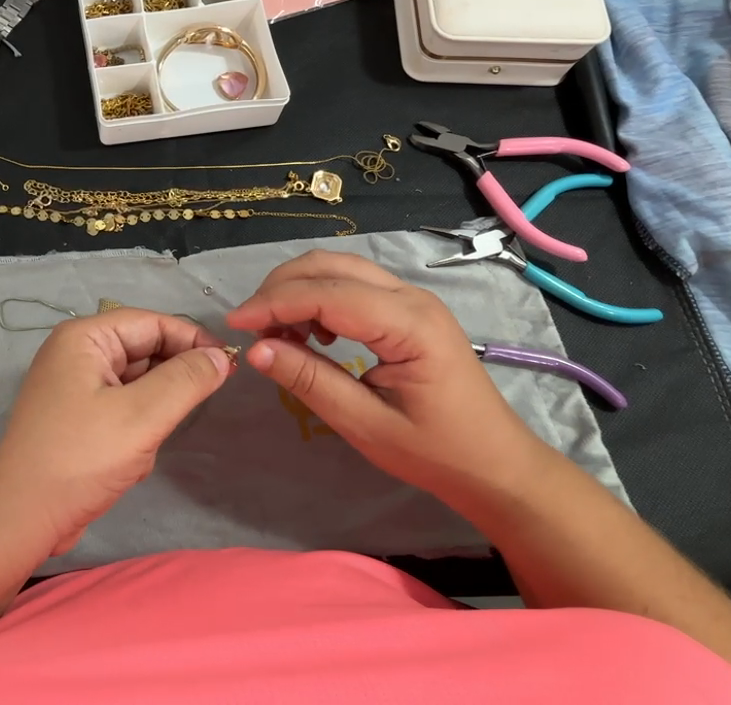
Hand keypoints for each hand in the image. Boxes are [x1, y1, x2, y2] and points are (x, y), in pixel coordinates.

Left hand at [0, 309, 231, 556]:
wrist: (23, 516)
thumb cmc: (81, 458)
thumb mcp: (142, 416)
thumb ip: (186, 380)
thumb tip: (221, 357)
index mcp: (84, 338)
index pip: (151, 322)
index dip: (192, 339)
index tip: (230, 366)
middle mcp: (76, 353)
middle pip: (143, 348)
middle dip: (172, 378)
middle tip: (200, 405)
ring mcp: (74, 385)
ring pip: (136, 381)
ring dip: (154, 408)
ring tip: (152, 438)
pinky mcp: (77, 416)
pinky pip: (122, 406)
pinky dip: (138, 426)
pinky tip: (134, 455)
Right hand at [226, 251, 553, 507]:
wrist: (497, 466)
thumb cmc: (436, 452)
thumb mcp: (366, 424)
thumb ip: (310, 381)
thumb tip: (255, 350)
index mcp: (409, 324)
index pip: (327, 294)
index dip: (274, 303)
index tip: (233, 325)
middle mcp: (411, 297)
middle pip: (330, 266)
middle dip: (280, 289)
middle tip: (251, 328)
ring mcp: (411, 298)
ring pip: (338, 268)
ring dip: (297, 290)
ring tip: (275, 333)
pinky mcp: (407, 308)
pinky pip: (352, 284)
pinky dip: (318, 296)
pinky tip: (310, 334)